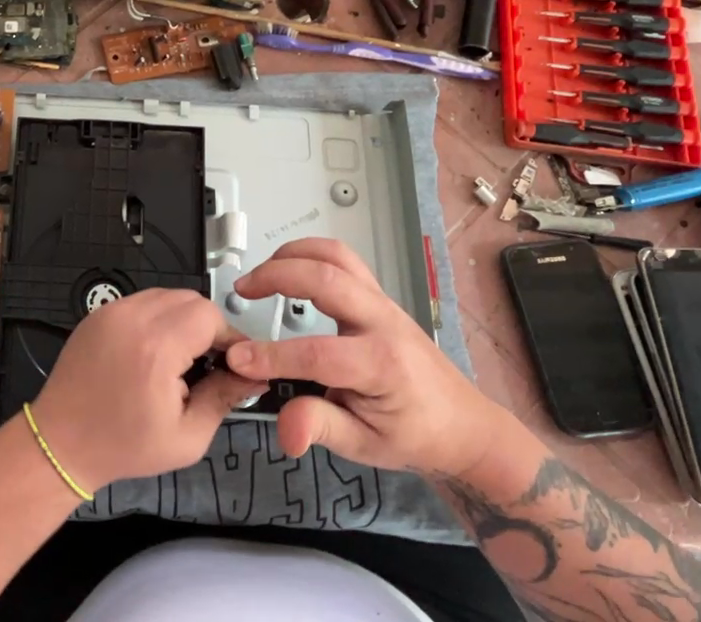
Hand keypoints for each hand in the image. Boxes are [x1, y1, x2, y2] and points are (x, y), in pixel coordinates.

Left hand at [28, 288, 264, 491]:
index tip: (233, 364)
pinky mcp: (98, 314)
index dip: (229, 338)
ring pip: (166, 296)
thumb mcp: (187, 437)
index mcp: (156, 348)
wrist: (61, 443)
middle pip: (190, 300)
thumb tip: (254, 375)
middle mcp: (132, 319)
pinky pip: (141, 302)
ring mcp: (112, 312)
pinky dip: (156, 319)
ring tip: (180, 360)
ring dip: (182, 321)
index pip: (210, 315)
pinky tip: (154, 353)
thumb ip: (224, 398)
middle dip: (207, 328)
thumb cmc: (124, 447)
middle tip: (208, 365)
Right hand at [223, 238, 511, 476]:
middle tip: (242, 290)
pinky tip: (287, 271)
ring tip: (260, 274)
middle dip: (277, 276)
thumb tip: (285, 429)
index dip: (272, 356)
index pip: (318, 353)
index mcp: (382, 365)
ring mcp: (383, 303)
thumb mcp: (366, 445)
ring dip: (293, 255)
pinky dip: (309, 255)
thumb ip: (321, 428)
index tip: (237, 359)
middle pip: (327, 278)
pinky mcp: (379, 297)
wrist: (463, 425)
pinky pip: (344, 260)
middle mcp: (383, 322)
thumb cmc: (415, 436)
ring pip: (337, 256)